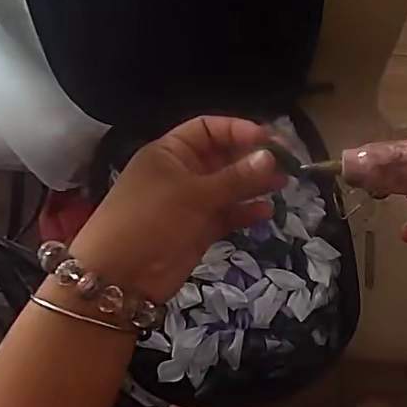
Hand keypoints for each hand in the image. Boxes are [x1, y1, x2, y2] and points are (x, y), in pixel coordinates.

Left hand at [70, 116, 286, 301]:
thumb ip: (235, 177)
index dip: (238, 130)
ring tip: (282, 184)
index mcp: (170, 152)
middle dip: (252, 158)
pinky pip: (226, 214)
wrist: (119, 278)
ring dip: (253, 184)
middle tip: (286, 163)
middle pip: (222, 157)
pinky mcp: (198, 229)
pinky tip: (266, 211)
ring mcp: (190, 202)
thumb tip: (271, 156)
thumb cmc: (150, 220)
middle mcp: (181, 172)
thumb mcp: (194, 194)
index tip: (269, 140)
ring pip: (228, 187)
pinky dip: (245, 212)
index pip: (208, 129)